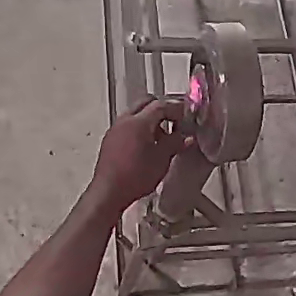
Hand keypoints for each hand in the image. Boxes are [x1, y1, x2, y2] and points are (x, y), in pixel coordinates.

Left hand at [86, 97, 192, 213]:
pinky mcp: (110, 141)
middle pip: (146, 103)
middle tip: (175, 121)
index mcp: (139, 122)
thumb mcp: (162, 158)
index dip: (176, 109)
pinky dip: (140, 129)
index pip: (161, 105)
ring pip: (136, 114)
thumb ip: (176, 143)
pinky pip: (127, 126)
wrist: (110, 192)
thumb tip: (184, 138)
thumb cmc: (133, 177)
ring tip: (163, 136)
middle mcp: (124, 122)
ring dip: (151, 120)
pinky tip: (148, 146)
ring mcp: (115, 130)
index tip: (185, 115)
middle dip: (163, 109)